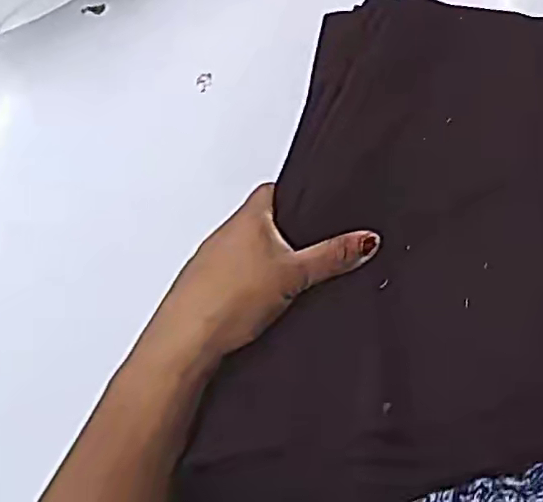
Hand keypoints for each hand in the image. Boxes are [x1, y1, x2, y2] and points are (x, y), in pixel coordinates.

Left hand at [142, 185, 378, 365]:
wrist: (177, 353)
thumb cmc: (224, 304)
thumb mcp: (296, 274)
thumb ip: (334, 255)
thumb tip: (365, 239)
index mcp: (245, 219)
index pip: (270, 190)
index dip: (292, 190)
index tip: (307, 194)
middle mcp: (220, 237)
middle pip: (257, 220)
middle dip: (280, 230)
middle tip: (304, 239)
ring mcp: (204, 266)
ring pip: (240, 251)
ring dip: (259, 260)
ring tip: (284, 276)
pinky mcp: (195, 295)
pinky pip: (226, 279)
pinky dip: (242, 286)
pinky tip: (257, 303)